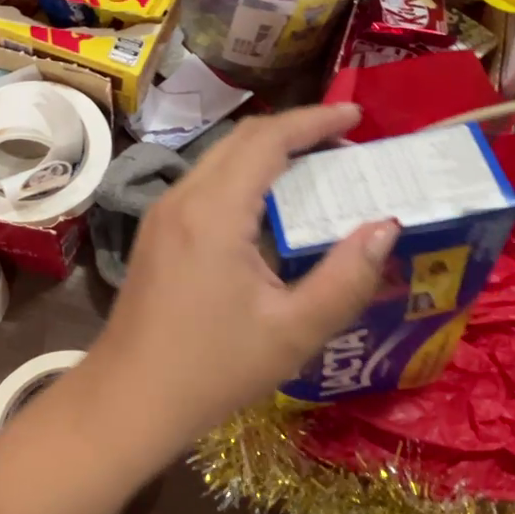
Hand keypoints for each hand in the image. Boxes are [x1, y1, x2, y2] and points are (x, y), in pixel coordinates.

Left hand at [77, 104, 398, 457]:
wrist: (127, 400)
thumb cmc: (212, 370)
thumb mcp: (293, 332)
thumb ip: (345, 278)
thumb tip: (387, 227)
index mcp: (215, 211)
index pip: (268, 139)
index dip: (315, 120)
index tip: (356, 114)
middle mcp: (183, 197)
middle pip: (242, 138)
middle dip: (295, 130)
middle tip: (344, 143)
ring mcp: (163, 212)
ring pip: (221, 157)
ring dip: (268, 152)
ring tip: (316, 168)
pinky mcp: (156, 231)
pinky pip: (206, 181)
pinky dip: (245, 175)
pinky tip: (270, 205)